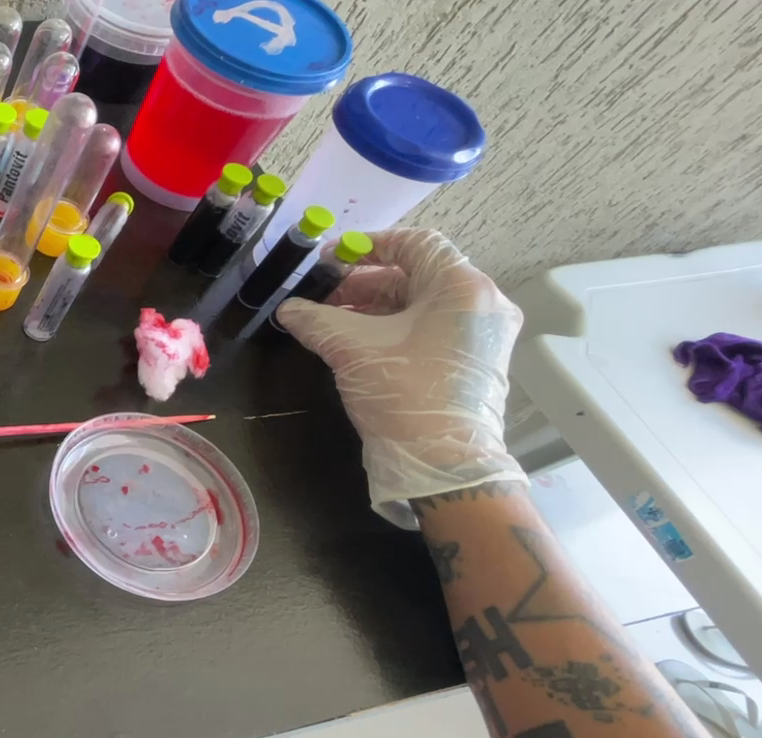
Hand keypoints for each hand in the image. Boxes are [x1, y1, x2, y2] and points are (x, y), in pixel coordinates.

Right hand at [275, 228, 525, 526]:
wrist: (441, 459)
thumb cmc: (404, 392)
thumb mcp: (351, 350)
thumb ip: (316, 321)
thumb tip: (288, 309)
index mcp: (463, 287)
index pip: (417, 244)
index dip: (369, 245)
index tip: (329, 259)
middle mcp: (481, 302)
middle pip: (417, 275)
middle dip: (364, 283)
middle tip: (321, 298)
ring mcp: (480, 334)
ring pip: (421, 304)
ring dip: (373, 307)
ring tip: (331, 324)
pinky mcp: (471, 361)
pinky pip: (429, 328)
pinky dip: (391, 328)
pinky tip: (358, 345)